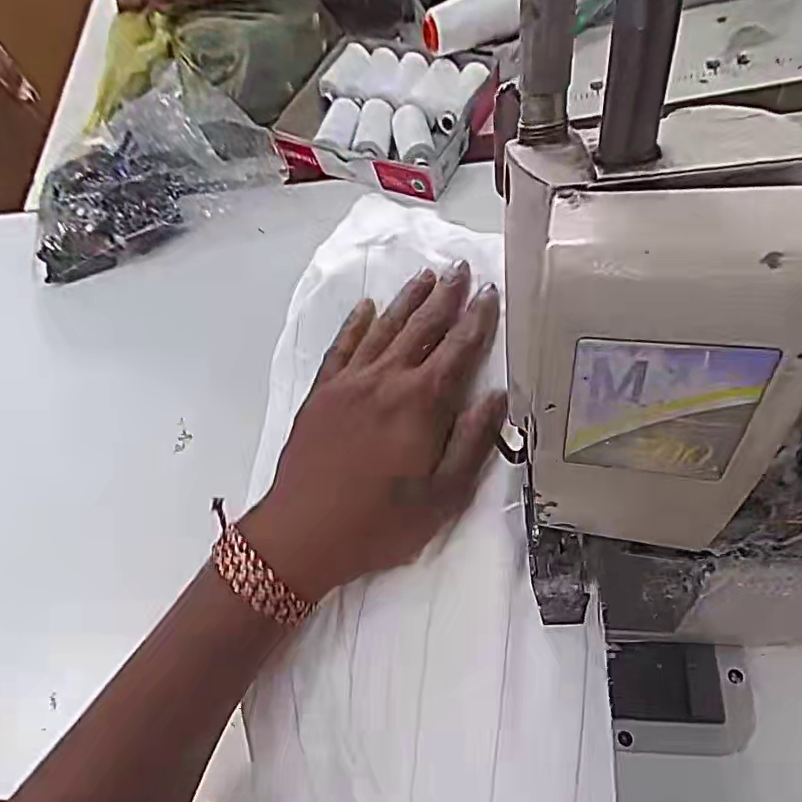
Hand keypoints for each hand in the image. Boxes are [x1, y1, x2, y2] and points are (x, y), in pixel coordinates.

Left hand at [238, 262, 504, 601]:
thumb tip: (496, 397)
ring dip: (407, 301)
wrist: (304, 533)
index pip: (458, 350)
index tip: (489, 293)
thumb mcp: (444, 495)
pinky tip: (367, 308)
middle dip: (445, 297)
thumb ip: (473, 442)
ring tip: (426, 277)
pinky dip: (356, 324)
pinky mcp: (321, 393)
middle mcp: (386, 381)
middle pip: (422, 328)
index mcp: (421, 404)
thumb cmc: (381, 522)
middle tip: (461, 269)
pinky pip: (342, 347)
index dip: (478, 320)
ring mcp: (349, 383)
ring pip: (384, 329)